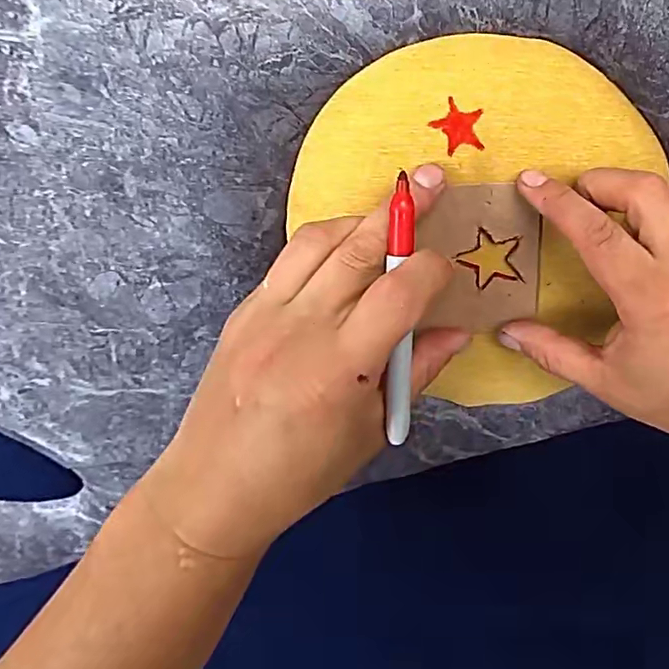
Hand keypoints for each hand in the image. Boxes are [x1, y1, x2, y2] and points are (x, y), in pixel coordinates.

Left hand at [132, 165, 470, 560]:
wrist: (211, 490)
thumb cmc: (302, 473)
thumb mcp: (370, 429)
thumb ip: (416, 371)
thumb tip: (457, 332)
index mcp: (341, 367)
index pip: (398, 292)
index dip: (430, 269)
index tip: (446, 266)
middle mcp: (301, 328)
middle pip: (358, 249)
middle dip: (401, 210)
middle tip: (431, 179)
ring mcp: (265, 313)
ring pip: (319, 240)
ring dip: (359, 219)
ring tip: (387, 213)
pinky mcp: (244, 310)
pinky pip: (289, 259)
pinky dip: (324, 243)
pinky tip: (342, 251)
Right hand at [499, 169, 668, 468]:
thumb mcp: (606, 382)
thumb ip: (553, 352)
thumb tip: (507, 331)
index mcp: (651, 298)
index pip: (598, 232)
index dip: (558, 201)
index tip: (530, 181)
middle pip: (644, 189)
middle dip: (601, 179)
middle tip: (574, 194)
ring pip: (665, 205)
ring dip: (627, 204)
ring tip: (604, 228)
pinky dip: (654, 234)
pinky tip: (649, 268)